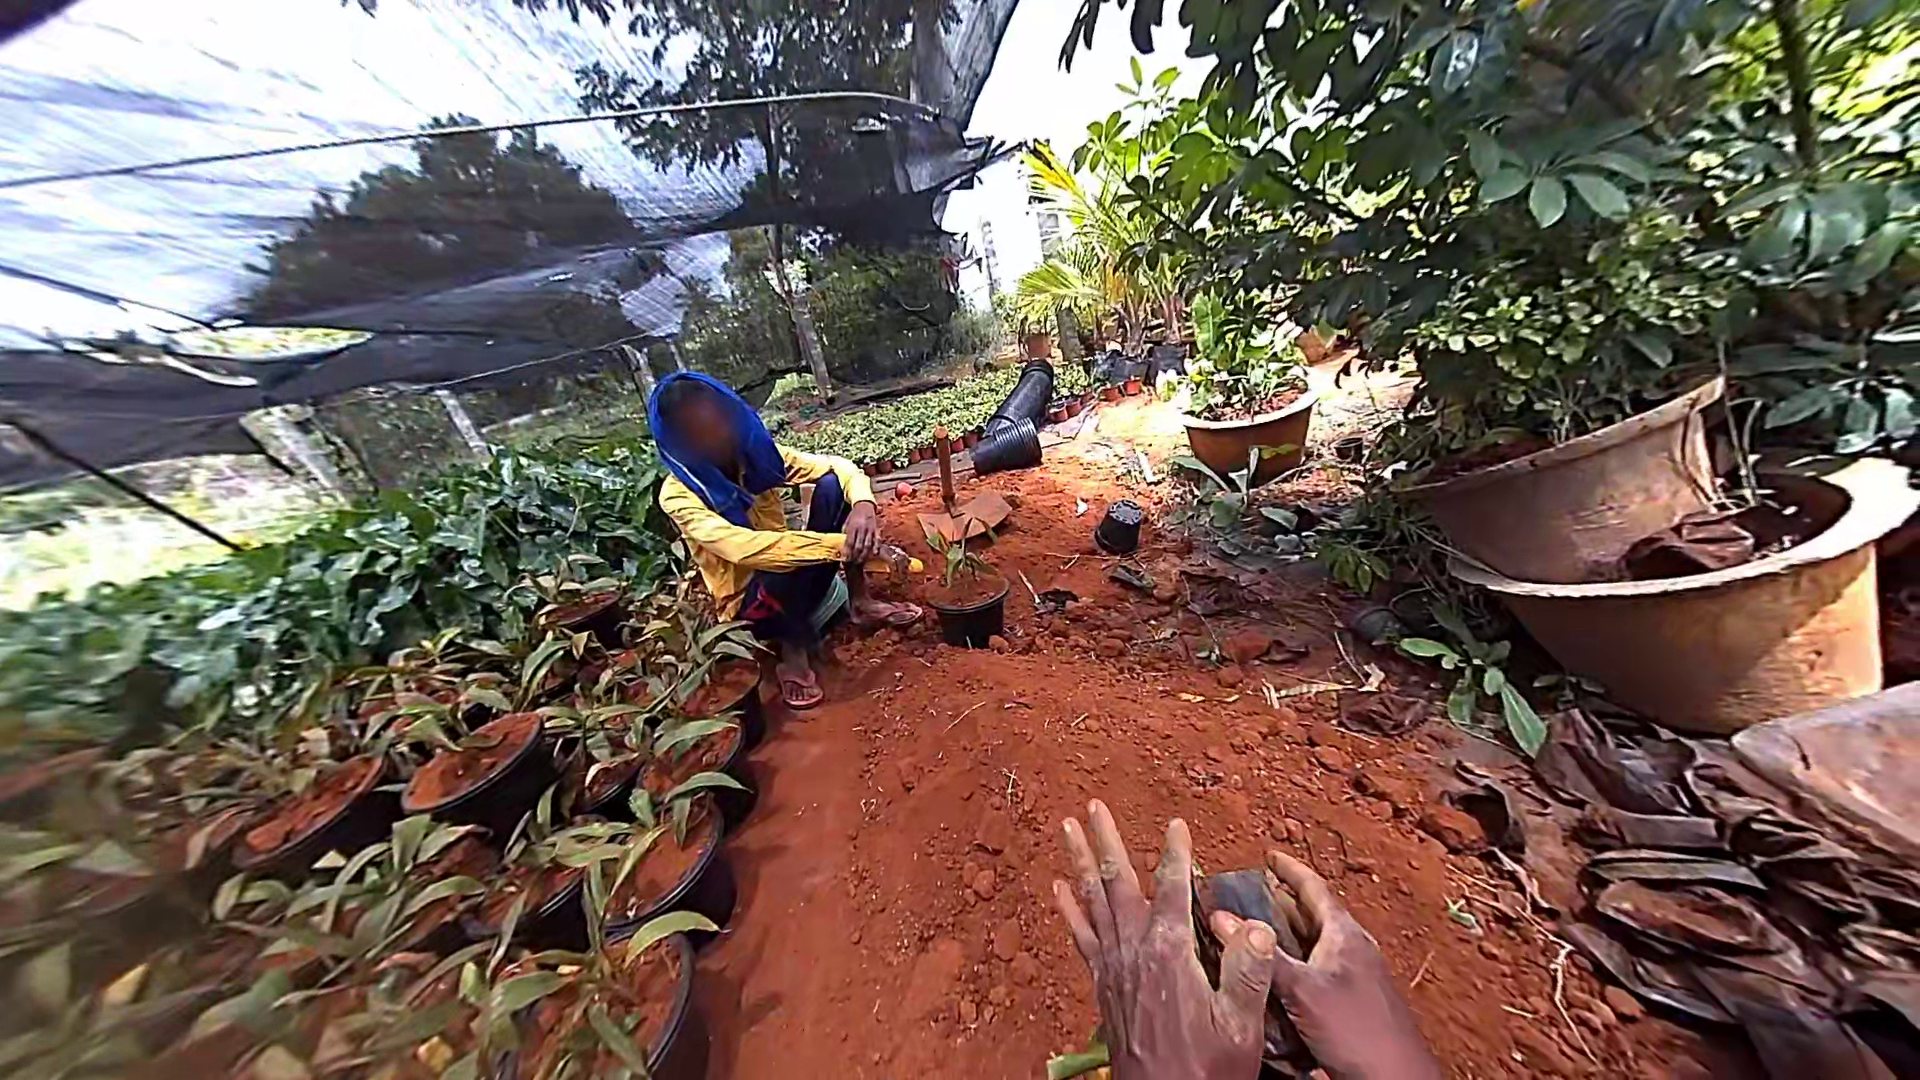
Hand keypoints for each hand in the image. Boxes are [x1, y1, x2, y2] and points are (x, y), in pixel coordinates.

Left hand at [843, 501, 879, 563]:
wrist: (864, 505)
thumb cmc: (853, 516)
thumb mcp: (846, 523)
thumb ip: (845, 534)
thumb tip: (842, 547)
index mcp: (852, 527)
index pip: (849, 542)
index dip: (847, 552)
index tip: (845, 560)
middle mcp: (861, 529)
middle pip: (858, 546)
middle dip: (855, 556)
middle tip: (852, 564)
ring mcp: (870, 530)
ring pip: (867, 545)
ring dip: (864, 555)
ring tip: (860, 562)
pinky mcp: (876, 530)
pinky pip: (877, 540)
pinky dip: (876, 547)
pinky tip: (874, 554)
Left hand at [1053, 800, 1274, 1079]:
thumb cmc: (1206, 1070)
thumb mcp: (1240, 1027)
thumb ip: (1247, 972)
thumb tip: (1255, 923)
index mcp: (1168, 948)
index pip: (1171, 886)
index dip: (1175, 852)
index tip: (1177, 824)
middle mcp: (1134, 944)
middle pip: (1118, 878)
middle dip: (1106, 839)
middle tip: (1093, 806)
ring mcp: (1112, 960)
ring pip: (1092, 897)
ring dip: (1080, 859)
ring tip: (1068, 827)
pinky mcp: (1101, 979)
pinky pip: (1080, 933)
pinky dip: (1068, 907)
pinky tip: (1058, 886)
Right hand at [1210, 852, 1441, 1079]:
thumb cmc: (1361, 1035)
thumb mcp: (1302, 989)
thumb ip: (1262, 954)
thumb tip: (1220, 918)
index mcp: (1344, 935)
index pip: (1313, 887)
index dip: (1288, 868)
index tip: (1268, 855)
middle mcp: (1352, 950)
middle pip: (1311, 914)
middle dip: (1280, 900)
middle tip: (1249, 890)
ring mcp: (1354, 978)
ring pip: (1313, 943)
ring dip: (1285, 933)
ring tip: (1253, 928)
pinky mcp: (1352, 1004)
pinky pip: (1316, 969)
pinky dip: (1293, 962)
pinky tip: (1273, 974)